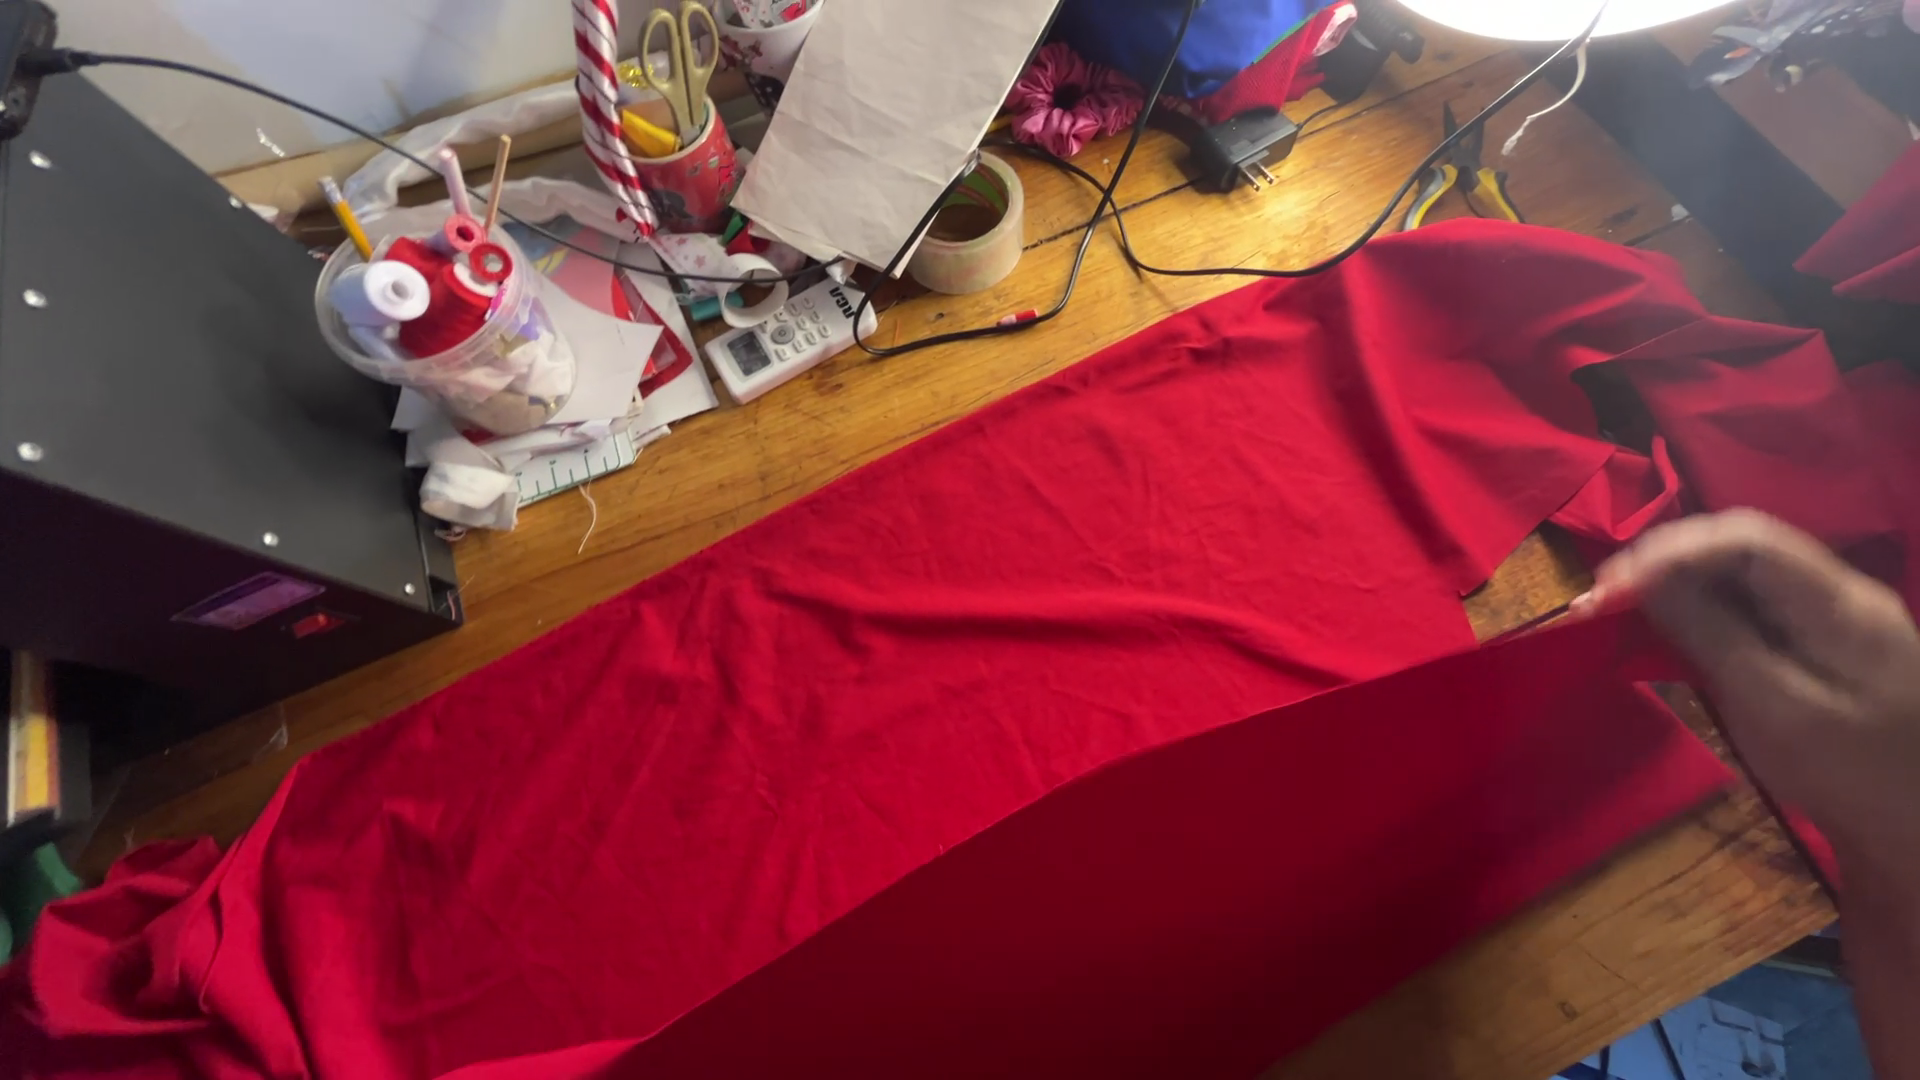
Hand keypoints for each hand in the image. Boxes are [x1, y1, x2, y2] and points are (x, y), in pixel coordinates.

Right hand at [1574, 509, 1919, 876]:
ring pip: (1727, 571)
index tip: (1611, 587)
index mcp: (1836, 604)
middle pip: (1732, 545)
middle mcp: (1831, 594)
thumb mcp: (1773, 704)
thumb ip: (1709, 632)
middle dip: (1658, 562)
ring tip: (1611, 611)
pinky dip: (1682, 608)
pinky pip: (1733, 602)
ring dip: (1663, 584)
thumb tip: (1643, 578)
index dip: (1669, 550)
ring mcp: (1819, 616)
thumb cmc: (1853, 772)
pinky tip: (1650, 630)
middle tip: (1601, 598)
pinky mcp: (1801, 639)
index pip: (1743, 539)